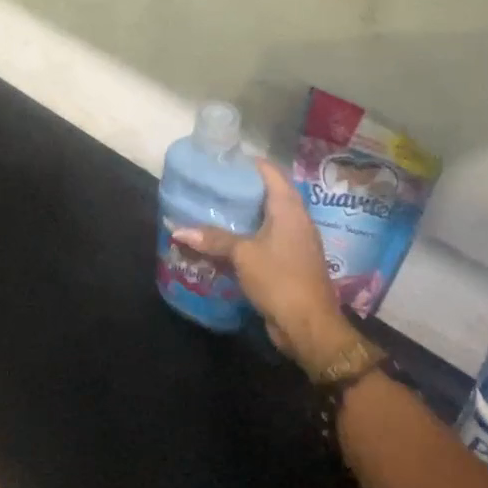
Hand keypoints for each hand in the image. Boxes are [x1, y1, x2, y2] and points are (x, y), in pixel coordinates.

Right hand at [171, 159, 366, 376]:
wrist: (310, 327)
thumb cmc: (279, 279)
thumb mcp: (243, 255)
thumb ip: (213, 239)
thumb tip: (178, 230)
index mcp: (289, 208)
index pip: (270, 172)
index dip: (247, 163)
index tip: (222, 161)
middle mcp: (296, 220)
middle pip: (267, 195)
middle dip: (240, 191)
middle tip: (210, 186)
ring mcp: (295, 243)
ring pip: (265, 220)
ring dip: (242, 218)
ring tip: (212, 211)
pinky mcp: (290, 264)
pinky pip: (266, 242)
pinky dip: (247, 239)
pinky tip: (224, 243)